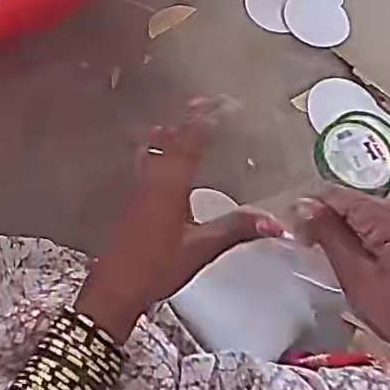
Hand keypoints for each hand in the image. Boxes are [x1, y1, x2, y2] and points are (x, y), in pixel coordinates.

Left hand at [77, 100, 285, 340]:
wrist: (115, 286)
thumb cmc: (156, 266)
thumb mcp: (201, 248)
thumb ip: (236, 229)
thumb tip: (274, 223)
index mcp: (170, 182)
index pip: (192, 140)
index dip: (208, 119)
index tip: (224, 105)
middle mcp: (152, 177)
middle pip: (171, 137)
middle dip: (188, 119)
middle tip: (204, 103)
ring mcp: (138, 187)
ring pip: (153, 147)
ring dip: (169, 132)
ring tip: (181, 123)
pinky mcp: (132, 199)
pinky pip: (146, 161)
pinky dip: (157, 149)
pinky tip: (162, 160)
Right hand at [293, 188, 389, 362]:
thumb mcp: (354, 273)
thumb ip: (327, 233)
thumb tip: (302, 205)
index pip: (336, 194)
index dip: (310, 209)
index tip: (296, 234)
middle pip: (350, 200)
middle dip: (326, 218)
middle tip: (311, 247)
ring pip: (362, 210)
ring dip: (342, 227)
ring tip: (331, 254)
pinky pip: (377, 221)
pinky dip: (360, 233)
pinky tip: (354, 255)